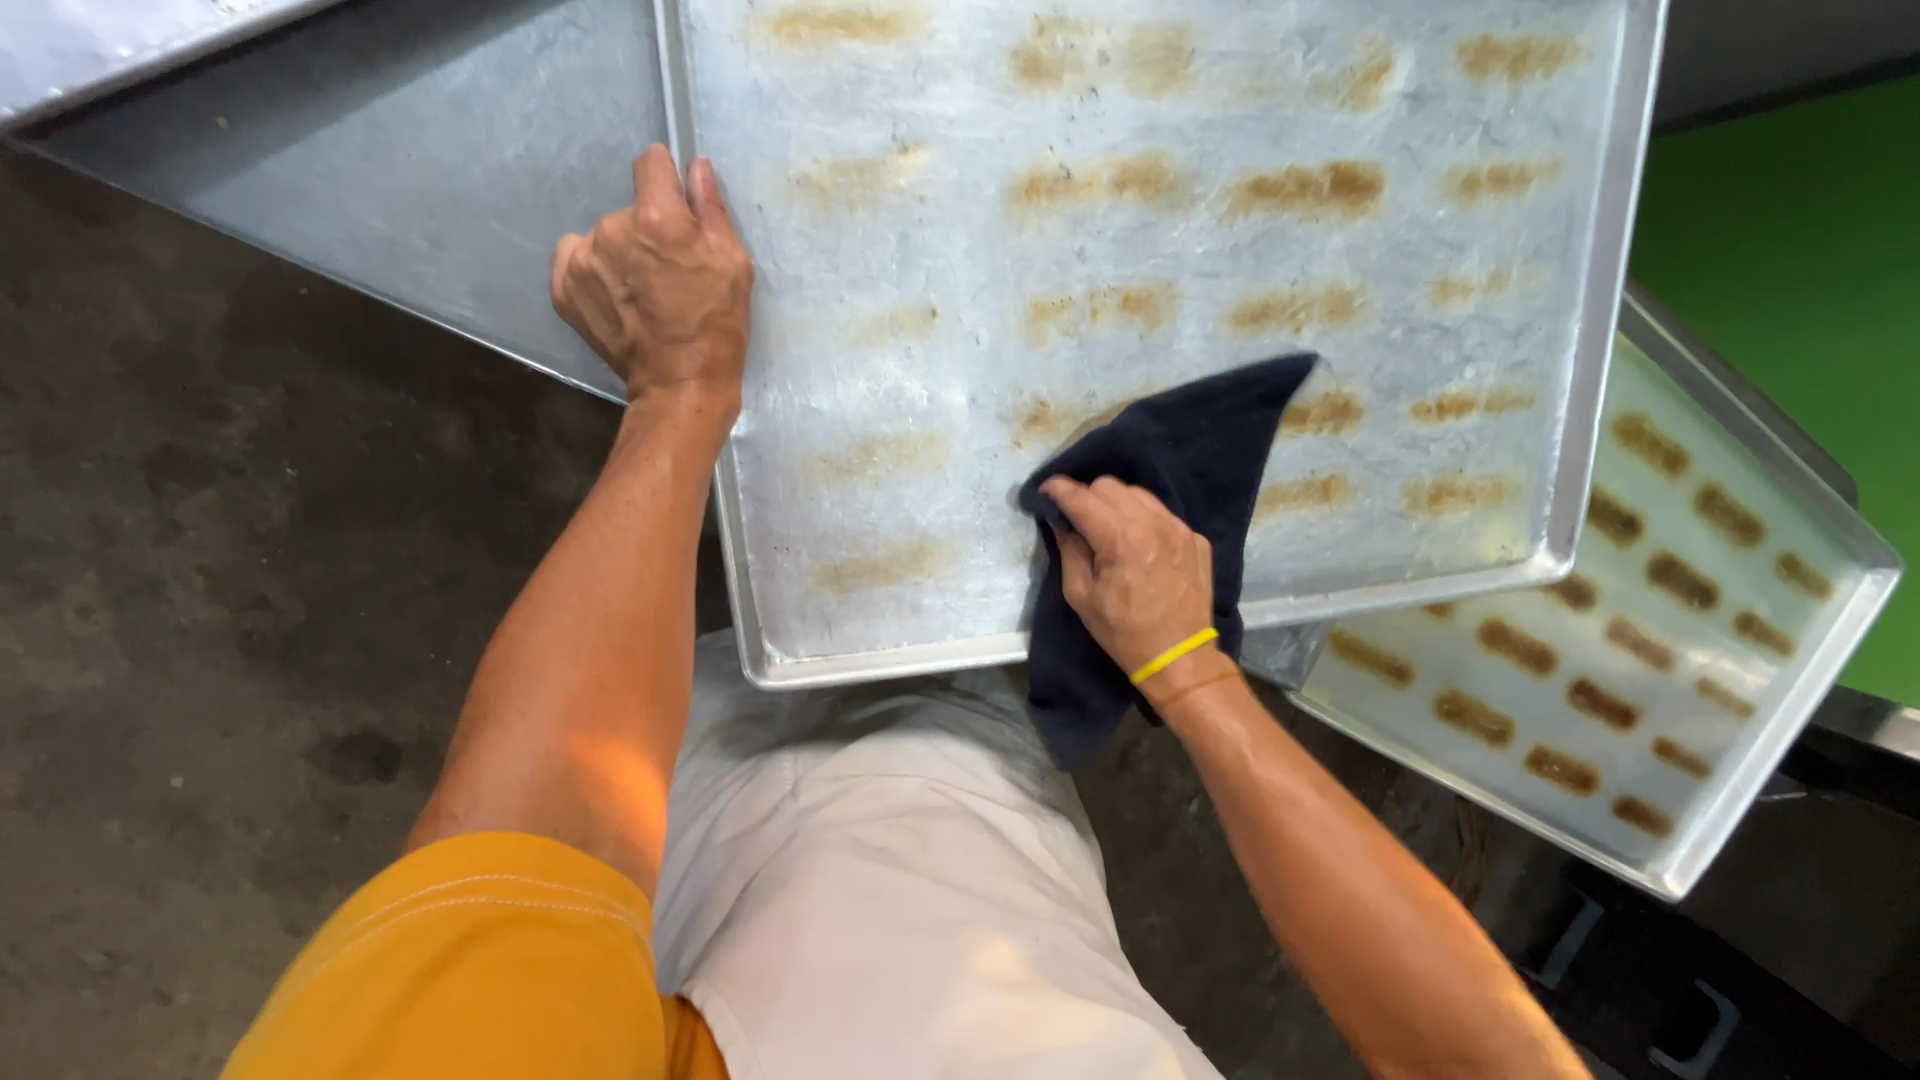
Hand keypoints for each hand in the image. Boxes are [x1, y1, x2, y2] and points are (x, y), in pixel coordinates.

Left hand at [551, 145, 754, 406]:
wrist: (681, 384)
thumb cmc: (718, 326)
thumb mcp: (733, 264)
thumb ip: (711, 210)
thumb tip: (696, 167)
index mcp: (657, 218)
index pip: (650, 163)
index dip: (666, 177)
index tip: (675, 200)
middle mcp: (612, 229)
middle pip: (630, 210)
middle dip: (648, 231)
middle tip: (669, 273)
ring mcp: (582, 260)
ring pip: (604, 238)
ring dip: (621, 255)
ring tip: (643, 294)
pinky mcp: (564, 289)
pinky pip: (576, 260)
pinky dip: (595, 274)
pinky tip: (618, 300)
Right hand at [1040, 476, 1220, 684]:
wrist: (1178, 656)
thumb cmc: (1123, 631)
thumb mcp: (1080, 595)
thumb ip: (1069, 549)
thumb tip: (1061, 520)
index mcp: (1121, 539)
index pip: (1081, 497)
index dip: (1058, 489)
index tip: (1044, 490)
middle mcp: (1153, 523)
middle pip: (1109, 486)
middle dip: (1087, 496)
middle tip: (1077, 518)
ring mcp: (1180, 528)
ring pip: (1138, 494)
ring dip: (1116, 504)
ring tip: (1109, 528)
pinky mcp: (1196, 538)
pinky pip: (1161, 513)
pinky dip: (1143, 519)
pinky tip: (1139, 543)